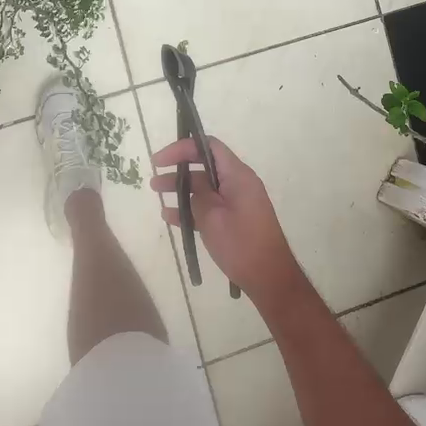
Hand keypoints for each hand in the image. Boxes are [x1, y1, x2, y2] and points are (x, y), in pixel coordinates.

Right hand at [151, 137, 306, 304]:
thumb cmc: (241, 243)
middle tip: (155, 180)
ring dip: (181, 191)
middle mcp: (239, 183)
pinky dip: (191, 209)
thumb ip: (198, 195)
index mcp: (238, 175)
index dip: (182, 148)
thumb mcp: (212, 216)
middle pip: (204, 167)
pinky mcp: (236, 220)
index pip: (208, 147)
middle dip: (178, 171)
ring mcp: (238, 203)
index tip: (160, 160)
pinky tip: (171, 218)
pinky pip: (210, 206)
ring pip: (205, 188)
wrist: (270, 279)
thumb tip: (194, 188)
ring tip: (158, 198)